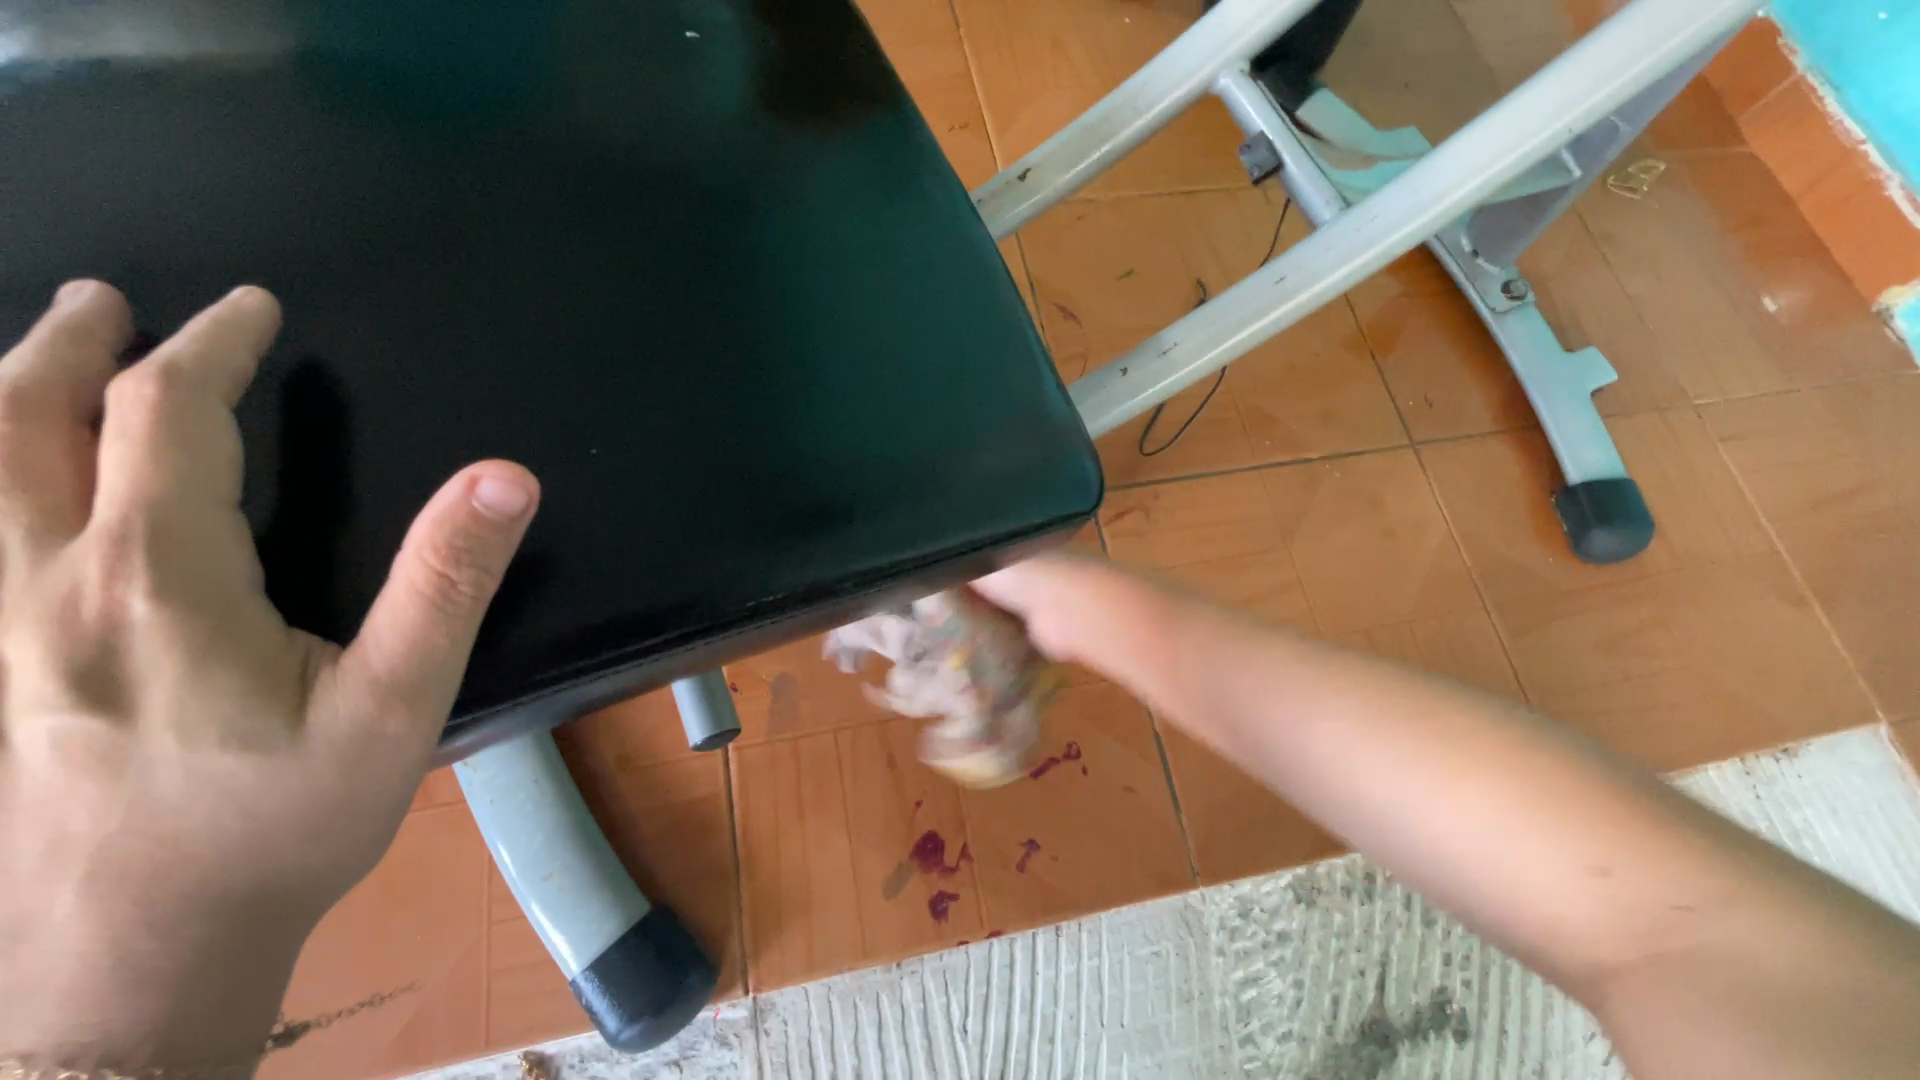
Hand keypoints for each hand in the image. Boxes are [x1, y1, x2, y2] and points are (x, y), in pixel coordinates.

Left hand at [0, 283, 538, 1072]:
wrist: (132, 960)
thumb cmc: (282, 823)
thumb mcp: (398, 704)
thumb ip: (448, 584)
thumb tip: (504, 477)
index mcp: (156, 582)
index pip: (167, 420)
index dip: (208, 348)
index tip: (252, 310)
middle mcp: (42, 587)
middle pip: (19, 425)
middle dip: (66, 347)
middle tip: (107, 300)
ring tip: (34, 361)